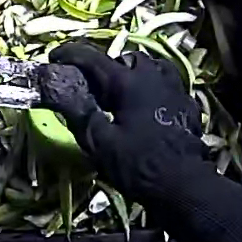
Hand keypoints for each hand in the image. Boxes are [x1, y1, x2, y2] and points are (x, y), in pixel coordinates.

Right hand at [35, 44, 205, 196]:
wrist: (183, 186)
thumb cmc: (137, 164)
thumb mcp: (99, 142)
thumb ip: (80, 114)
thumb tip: (62, 93)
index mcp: (128, 81)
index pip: (93, 58)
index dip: (71, 54)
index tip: (54, 57)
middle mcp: (153, 76)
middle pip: (124, 60)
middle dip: (106, 69)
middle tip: (92, 88)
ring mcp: (175, 88)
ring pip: (150, 68)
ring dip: (132, 75)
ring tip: (120, 94)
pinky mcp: (187, 104)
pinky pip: (165, 85)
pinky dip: (151, 89)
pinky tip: (145, 108)